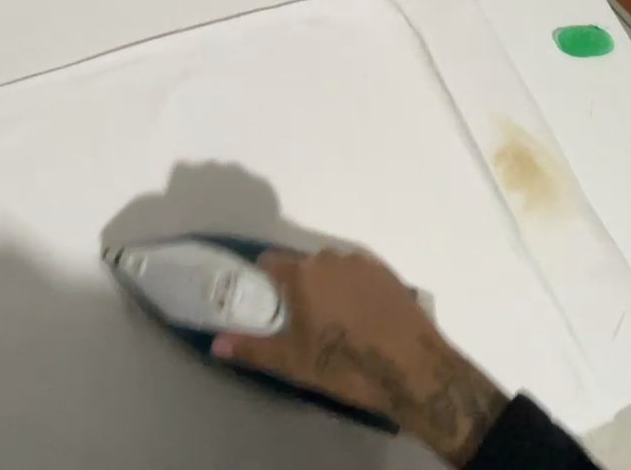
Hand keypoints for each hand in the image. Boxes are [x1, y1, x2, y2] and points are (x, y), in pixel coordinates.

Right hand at [212, 249, 507, 463]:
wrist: (415, 371)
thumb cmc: (347, 365)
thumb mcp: (295, 363)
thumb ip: (252, 348)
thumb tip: (215, 344)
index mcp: (303, 274)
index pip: (270, 261)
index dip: (263, 279)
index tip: (265, 301)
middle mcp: (329, 258)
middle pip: (302, 265)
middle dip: (298, 286)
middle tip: (304, 320)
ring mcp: (361, 262)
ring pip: (332, 268)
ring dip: (328, 285)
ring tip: (337, 321)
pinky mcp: (387, 271)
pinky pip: (358, 273)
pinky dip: (354, 288)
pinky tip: (362, 316)